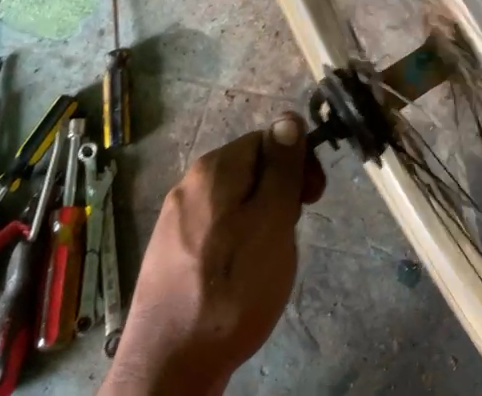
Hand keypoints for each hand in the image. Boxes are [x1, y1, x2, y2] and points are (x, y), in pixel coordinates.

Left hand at [102, 114, 325, 394]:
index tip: (311, 200)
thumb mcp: (272, 221)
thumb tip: (290, 118)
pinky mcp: (172, 251)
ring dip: (262, 220)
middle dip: (280, 194)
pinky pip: (219, 228)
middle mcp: (189, 184)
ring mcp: (176, 219)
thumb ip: (282, 167)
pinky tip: (241, 275)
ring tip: (267, 259)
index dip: (298, 163)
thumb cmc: (232, 288)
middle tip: (288, 232)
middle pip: (252, 168)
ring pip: (237, 201)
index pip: (269, 138)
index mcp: (213, 169)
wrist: (170, 363)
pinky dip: (239, 243)